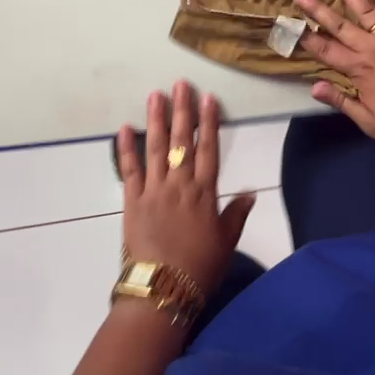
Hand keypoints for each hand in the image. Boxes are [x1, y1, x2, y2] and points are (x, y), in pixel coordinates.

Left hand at [115, 81, 254, 295]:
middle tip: (180, 84)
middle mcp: (179, 184)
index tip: (208, 98)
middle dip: (182, 110)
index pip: (209, 149)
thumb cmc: (199, 269)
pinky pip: (129, 169)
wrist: (162, 290)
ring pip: (156, 147)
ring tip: (155, 95)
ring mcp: (153, 190)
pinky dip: (125, 148)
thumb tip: (251, 192)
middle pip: (181, 141)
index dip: (208, 122)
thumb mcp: (226, 243)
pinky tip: (124, 128)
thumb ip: (236, 215)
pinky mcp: (131, 200)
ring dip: (156, 119)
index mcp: (204, 193)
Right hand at [294, 0, 374, 155]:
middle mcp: (373, 48)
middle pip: (340, 25)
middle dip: (318, 8)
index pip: (326, 51)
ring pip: (368, 10)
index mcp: (359, 70)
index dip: (307, 37)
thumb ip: (341, 101)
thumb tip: (314, 86)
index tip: (292, 23)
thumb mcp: (369, 122)